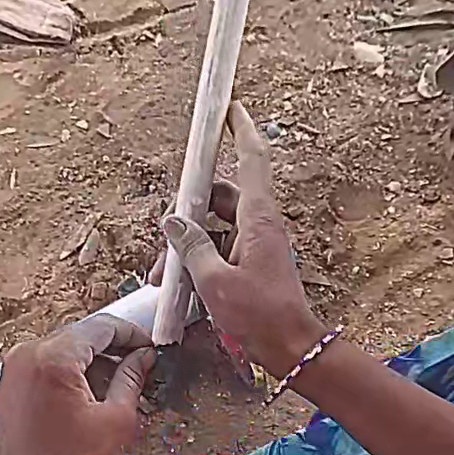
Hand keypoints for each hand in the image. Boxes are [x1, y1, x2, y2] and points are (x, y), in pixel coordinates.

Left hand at [0, 314, 156, 454]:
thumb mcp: (115, 420)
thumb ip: (132, 379)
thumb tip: (144, 357)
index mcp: (56, 358)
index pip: (103, 326)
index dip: (132, 334)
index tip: (149, 348)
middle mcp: (31, 351)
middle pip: (84, 334)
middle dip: (115, 348)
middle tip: (140, 366)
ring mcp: (17, 362)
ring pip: (68, 346)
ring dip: (96, 359)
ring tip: (120, 383)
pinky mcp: (12, 376)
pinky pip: (50, 359)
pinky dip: (74, 368)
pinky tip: (93, 391)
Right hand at [159, 101, 328, 373]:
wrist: (289, 347)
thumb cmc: (259, 315)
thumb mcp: (214, 281)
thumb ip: (191, 247)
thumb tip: (174, 223)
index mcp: (257, 219)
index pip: (251, 160)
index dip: (241, 130)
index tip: (230, 107)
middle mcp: (258, 226)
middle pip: (221, 197)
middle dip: (190, 208)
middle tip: (167, 227)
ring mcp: (255, 245)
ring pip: (216, 227)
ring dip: (190, 243)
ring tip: (164, 271)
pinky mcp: (251, 264)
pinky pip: (221, 250)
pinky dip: (200, 260)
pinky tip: (178, 283)